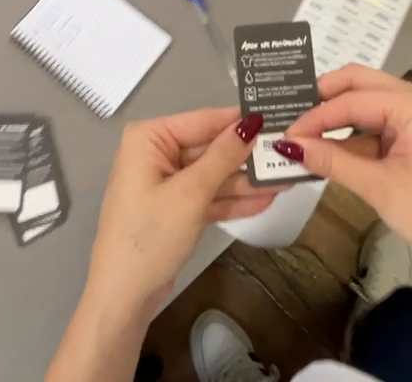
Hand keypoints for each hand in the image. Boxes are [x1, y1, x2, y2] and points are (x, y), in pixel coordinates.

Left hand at [82, 108, 277, 316]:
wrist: (124, 296)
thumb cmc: (151, 234)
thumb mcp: (191, 193)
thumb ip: (223, 156)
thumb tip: (252, 123)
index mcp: (150, 138)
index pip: (203, 121)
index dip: (239, 120)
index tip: (277, 116)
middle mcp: (156, 153)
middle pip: (209, 148)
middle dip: (247, 156)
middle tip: (287, 153)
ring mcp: (165, 183)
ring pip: (212, 174)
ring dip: (246, 181)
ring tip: (286, 179)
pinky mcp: (175, 209)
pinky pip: (207, 196)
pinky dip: (232, 200)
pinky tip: (266, 199)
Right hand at [279, 65, 411, 273]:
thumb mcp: (379, 188)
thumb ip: (333, 161)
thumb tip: (288, 146)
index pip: (352, 100)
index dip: (316, 117)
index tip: (285, 134)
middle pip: (359, 83)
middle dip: (324, 99)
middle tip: (291, 115)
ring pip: (367, 100)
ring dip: (337, 116)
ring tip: (304, 133)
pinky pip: (378, 121)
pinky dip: (353, 133)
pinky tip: (329, 149)